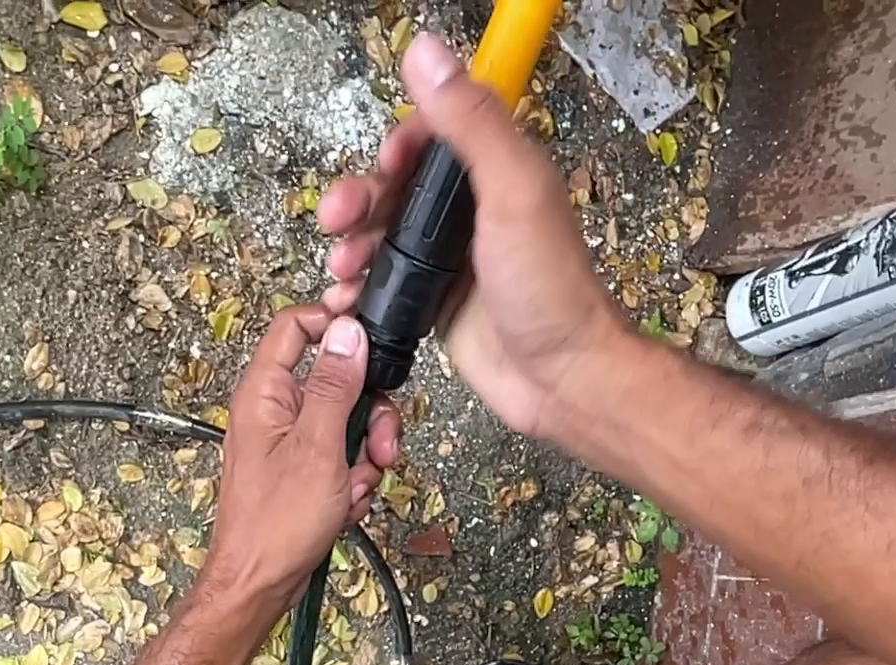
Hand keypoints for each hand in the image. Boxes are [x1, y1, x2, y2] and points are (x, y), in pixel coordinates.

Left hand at [201, 307, 400, 614]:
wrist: (261, 583)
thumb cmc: (275, 525)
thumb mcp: (316, 447)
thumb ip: (334, 385)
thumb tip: (348, 333)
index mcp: (265, 393)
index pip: (297, 327)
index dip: (336, 324)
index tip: (372, 339)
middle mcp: (276, 412)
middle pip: (338, 380)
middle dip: (368, 414)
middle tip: (377, 444)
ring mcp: (292, 443)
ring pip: (348, 423)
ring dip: (364, 455)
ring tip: (356, 486)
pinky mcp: (305, 471)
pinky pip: (344, 458)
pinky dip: (353, 481)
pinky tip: (344, 503)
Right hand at [318, 33, 629, 440]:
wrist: (558, 378)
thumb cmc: (550, 290)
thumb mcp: (513, 192)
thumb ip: (471, 124)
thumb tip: (429, 55)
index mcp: (495, 176)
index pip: (435, 139)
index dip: (402, 145)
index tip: (385, 164)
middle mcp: (470, 216)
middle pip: (398, 189)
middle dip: (360, 200)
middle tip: (337, 217)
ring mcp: (450, 262)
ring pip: (385, 238)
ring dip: (353, 246)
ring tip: (342, 268)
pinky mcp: (435, 304)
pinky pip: (387, 285)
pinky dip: (361, 289)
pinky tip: (347, 299)